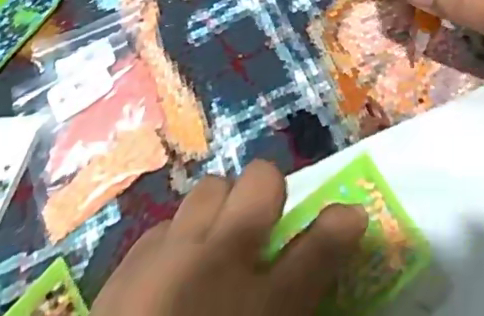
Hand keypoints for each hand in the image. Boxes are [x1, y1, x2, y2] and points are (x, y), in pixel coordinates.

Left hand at [93, 160, 366, 315]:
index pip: (319, 249)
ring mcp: (171, 250)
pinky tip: (172, 270)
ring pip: (210, 187)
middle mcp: (221, 262)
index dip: (342, 226)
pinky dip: (179, 237)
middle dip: (268, 192)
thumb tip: (300, 290)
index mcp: (264, 305)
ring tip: (217, 240)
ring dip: (222, 207)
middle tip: (265, 225)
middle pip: (260, 181)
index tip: (352, 214)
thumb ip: (288, 306)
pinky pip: (169, 222)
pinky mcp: (131, 257)